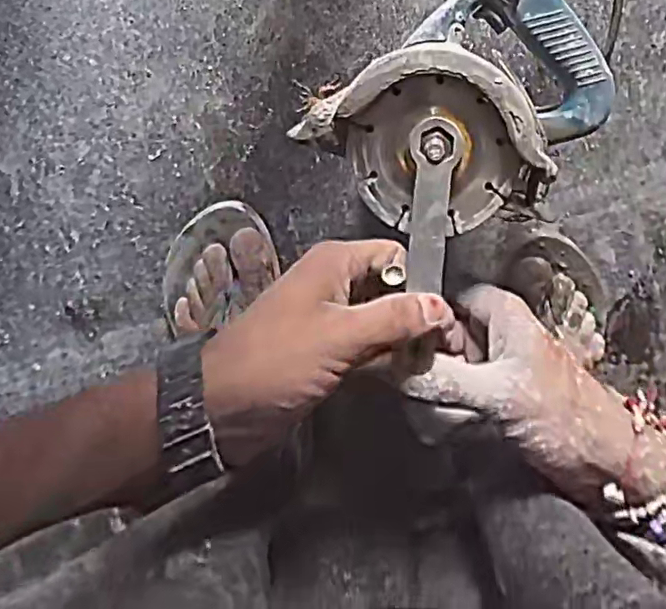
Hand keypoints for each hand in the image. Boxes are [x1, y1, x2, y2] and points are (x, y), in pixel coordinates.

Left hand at [201, 239, 454, 464]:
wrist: (219, 408)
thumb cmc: (272, 361)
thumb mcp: (338, 336)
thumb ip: (393, 318)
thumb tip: (439, 306)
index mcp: (334, 263)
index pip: (395, 257)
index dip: (420, 284)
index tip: (442, 320)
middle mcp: (334, 283)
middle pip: (392, 288)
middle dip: (418, 316)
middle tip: (446, 349)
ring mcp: (331, 318)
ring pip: (382, 320)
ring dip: (406, 341)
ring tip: (432, 365)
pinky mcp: (328, 349)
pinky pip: (368, 346)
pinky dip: (387, 359)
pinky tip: (406, 376)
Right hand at [403, 284, 665, 505]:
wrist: (603, 464)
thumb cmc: (571, 418)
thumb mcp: (500, 393)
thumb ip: (444, 379)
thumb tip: (396, 367)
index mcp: (500, 310)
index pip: (442, 296)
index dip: (421, 317)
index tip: (402, 341)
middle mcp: (492, 330)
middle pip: (437, 333)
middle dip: (427, 363)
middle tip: (423, 386)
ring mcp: (490, 362)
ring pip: (440, 365)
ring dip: (436, 391)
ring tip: (450, 412)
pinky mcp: (489, 392)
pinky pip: (451, 391)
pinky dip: (446, 407)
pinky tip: (454, 424)